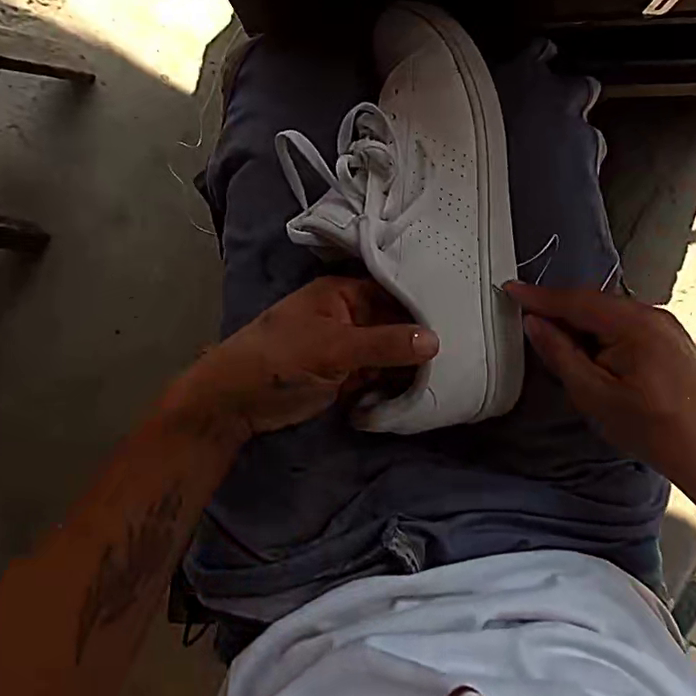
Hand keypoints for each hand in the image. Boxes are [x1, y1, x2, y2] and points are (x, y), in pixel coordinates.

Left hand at [170, 276, 438, 441]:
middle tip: (460, 357)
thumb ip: (384, 344)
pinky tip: (417, 392)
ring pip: (388, 353)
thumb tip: (435, 339)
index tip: (460, 322)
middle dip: (418, 342)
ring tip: (445, 377)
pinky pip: (376, 376)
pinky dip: (391, 384)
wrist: (235, 402)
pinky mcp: (343, 375)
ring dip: (407, 367)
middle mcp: (347, 316)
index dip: (422, 307)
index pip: (393, 294)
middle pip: (393, 325)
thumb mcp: (334, 348)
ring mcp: (345, 347)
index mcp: (342, 294)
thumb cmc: (280, 360)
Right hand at [506, 282, 695, 504]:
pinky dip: (600, 329)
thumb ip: (560, 353)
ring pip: (609, 312)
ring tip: (553, 335)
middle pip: (594, 302)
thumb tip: (534, 322)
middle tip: (526, 315)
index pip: (576, 301)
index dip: (539, 296)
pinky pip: (625, 322)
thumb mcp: (593, 395)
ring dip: (579, 320)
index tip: (510, 290)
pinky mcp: (671, 339)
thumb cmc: (652, 430)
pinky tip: (588, 347)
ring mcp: (667, 326)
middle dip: (558, 308)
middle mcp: (655, 316)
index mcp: (636, 325)